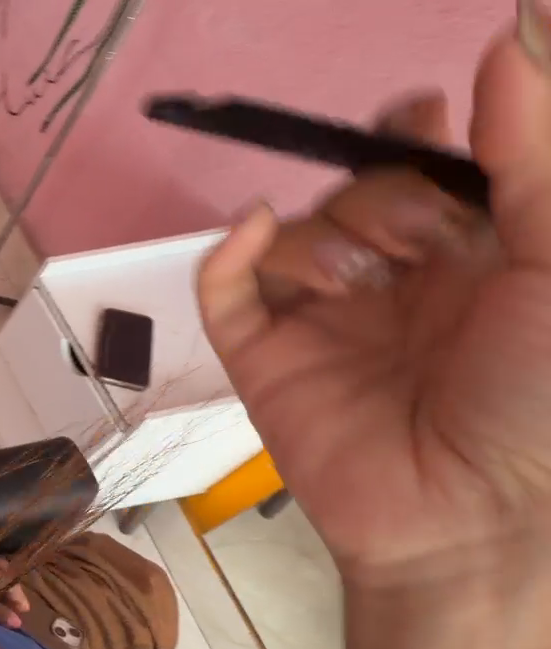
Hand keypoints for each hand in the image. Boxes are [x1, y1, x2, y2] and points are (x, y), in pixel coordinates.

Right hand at [197, 34, 550, 585]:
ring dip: (329, 236)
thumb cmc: (544, 387)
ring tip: (366, 287)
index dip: (430, 131)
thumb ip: (539, 153)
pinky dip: (227, 252)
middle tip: (430, 239)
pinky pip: (221, 288)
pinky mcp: (261, 354)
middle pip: (361, 187)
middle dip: (388, 190)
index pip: (440, 160)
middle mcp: (402, 272)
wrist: (469, 509)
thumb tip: (513, 29)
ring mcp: (323, 315)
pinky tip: (252, 235)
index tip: (439, 128)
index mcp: (487, 247)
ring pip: (295, 230)